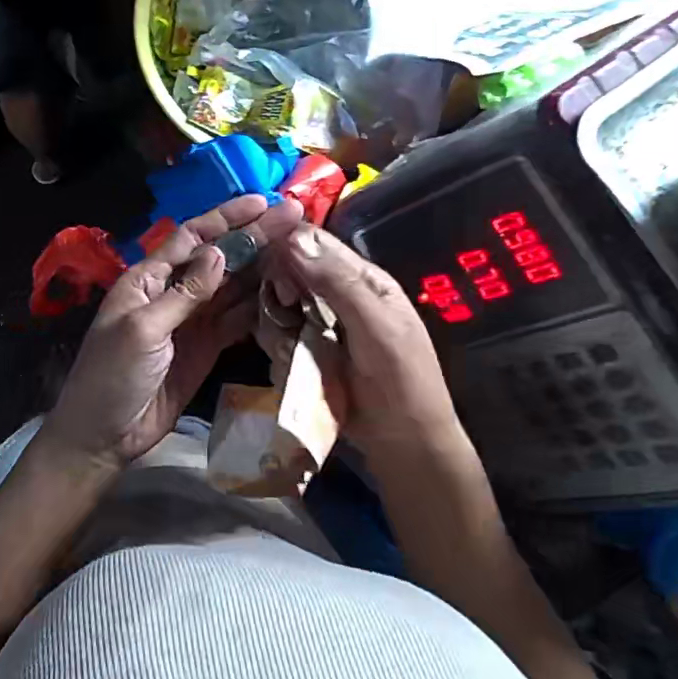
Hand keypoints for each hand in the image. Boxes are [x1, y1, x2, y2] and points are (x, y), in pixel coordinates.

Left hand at [44, 195, 304, 467]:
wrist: (104, 435)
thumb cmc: (111, 375)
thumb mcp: (143, 329)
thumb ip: (184, 292)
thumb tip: (220, 252)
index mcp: (148, 278)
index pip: (191, 238)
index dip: (226, 218)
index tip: (261, 203)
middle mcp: (173, 292)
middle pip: (218, 259)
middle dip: (254, 238)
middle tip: (294, 218)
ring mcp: (192, 321)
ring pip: (232, 287)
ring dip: (262, 268)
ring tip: (300, 250)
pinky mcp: (207, 347)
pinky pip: (237, 320)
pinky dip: (259, 306)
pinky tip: (286, 292)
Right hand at [263, 225, 471, 465]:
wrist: (403, 441)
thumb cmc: (402, 377)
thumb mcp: (376, 325)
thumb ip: (337, 282)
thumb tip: (293, 237)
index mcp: (360, 278)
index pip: (313, 243)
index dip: (286, 249)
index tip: (274, 273)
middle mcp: (334, 295)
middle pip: (286, 273)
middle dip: (278, 292)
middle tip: (288, 315)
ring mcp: (316, 325)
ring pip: (275, 307)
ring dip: (276, 326)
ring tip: (293, 351)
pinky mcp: (302, 353)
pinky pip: (275, 339)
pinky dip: (276, 350)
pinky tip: (289, 366)